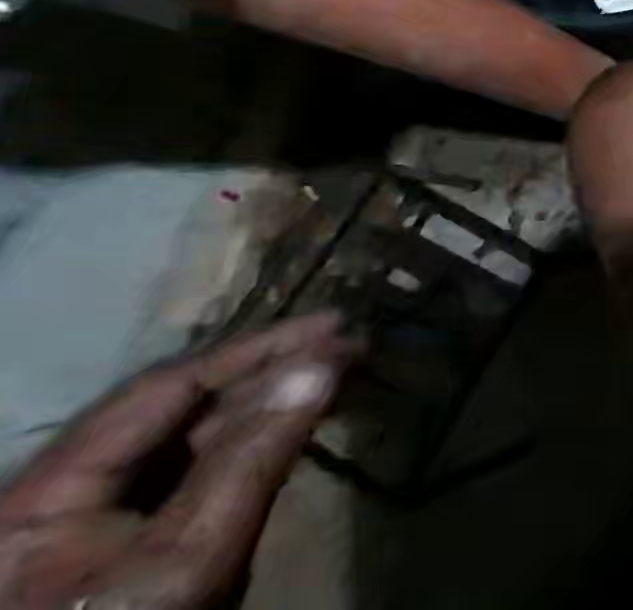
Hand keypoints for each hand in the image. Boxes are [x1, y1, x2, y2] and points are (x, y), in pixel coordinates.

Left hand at [0, 314, 356, 609]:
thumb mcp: (191, 554)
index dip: (256, 348)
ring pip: (182, 436)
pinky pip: (184, 467)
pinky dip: (244, 436)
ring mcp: (79, 519)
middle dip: (266, 370)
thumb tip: (323, 363)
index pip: (166, 388)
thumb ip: (251, 457)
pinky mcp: (112, 540)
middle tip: (346, 344)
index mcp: (42, 491)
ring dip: (262, 400)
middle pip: (173, 409)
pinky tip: (287, 420)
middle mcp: (50, 491)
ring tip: (331, 373)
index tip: (337, 322)